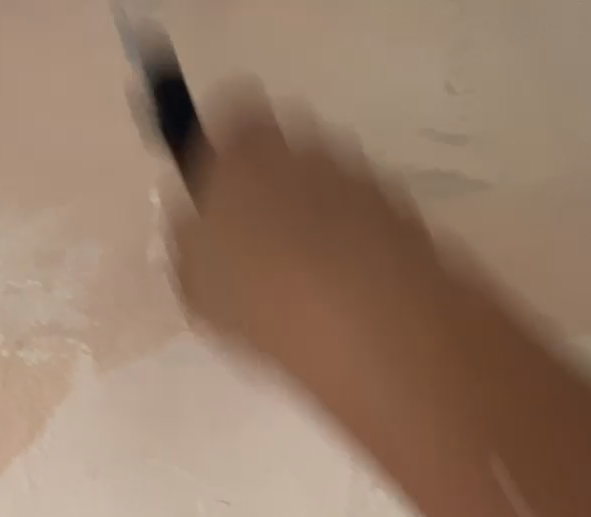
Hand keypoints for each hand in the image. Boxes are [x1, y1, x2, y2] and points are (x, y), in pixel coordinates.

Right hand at [171, 84, 452, 378]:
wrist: (371, 324)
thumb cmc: (262, 299)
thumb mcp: (194, 285)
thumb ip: (190, 241)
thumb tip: (196, 225)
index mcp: (244, 154)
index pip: (228, 118)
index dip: (220, 152)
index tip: (211, 193)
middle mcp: (306, 148)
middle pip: (278, 154)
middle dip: (264, 190)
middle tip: (247, 249)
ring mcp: (359, 176)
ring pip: (319, 187)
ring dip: (305, 221)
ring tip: (292, 283)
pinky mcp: (401, 210)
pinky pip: (357, 219)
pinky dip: (345, 244)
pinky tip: (331, 296)